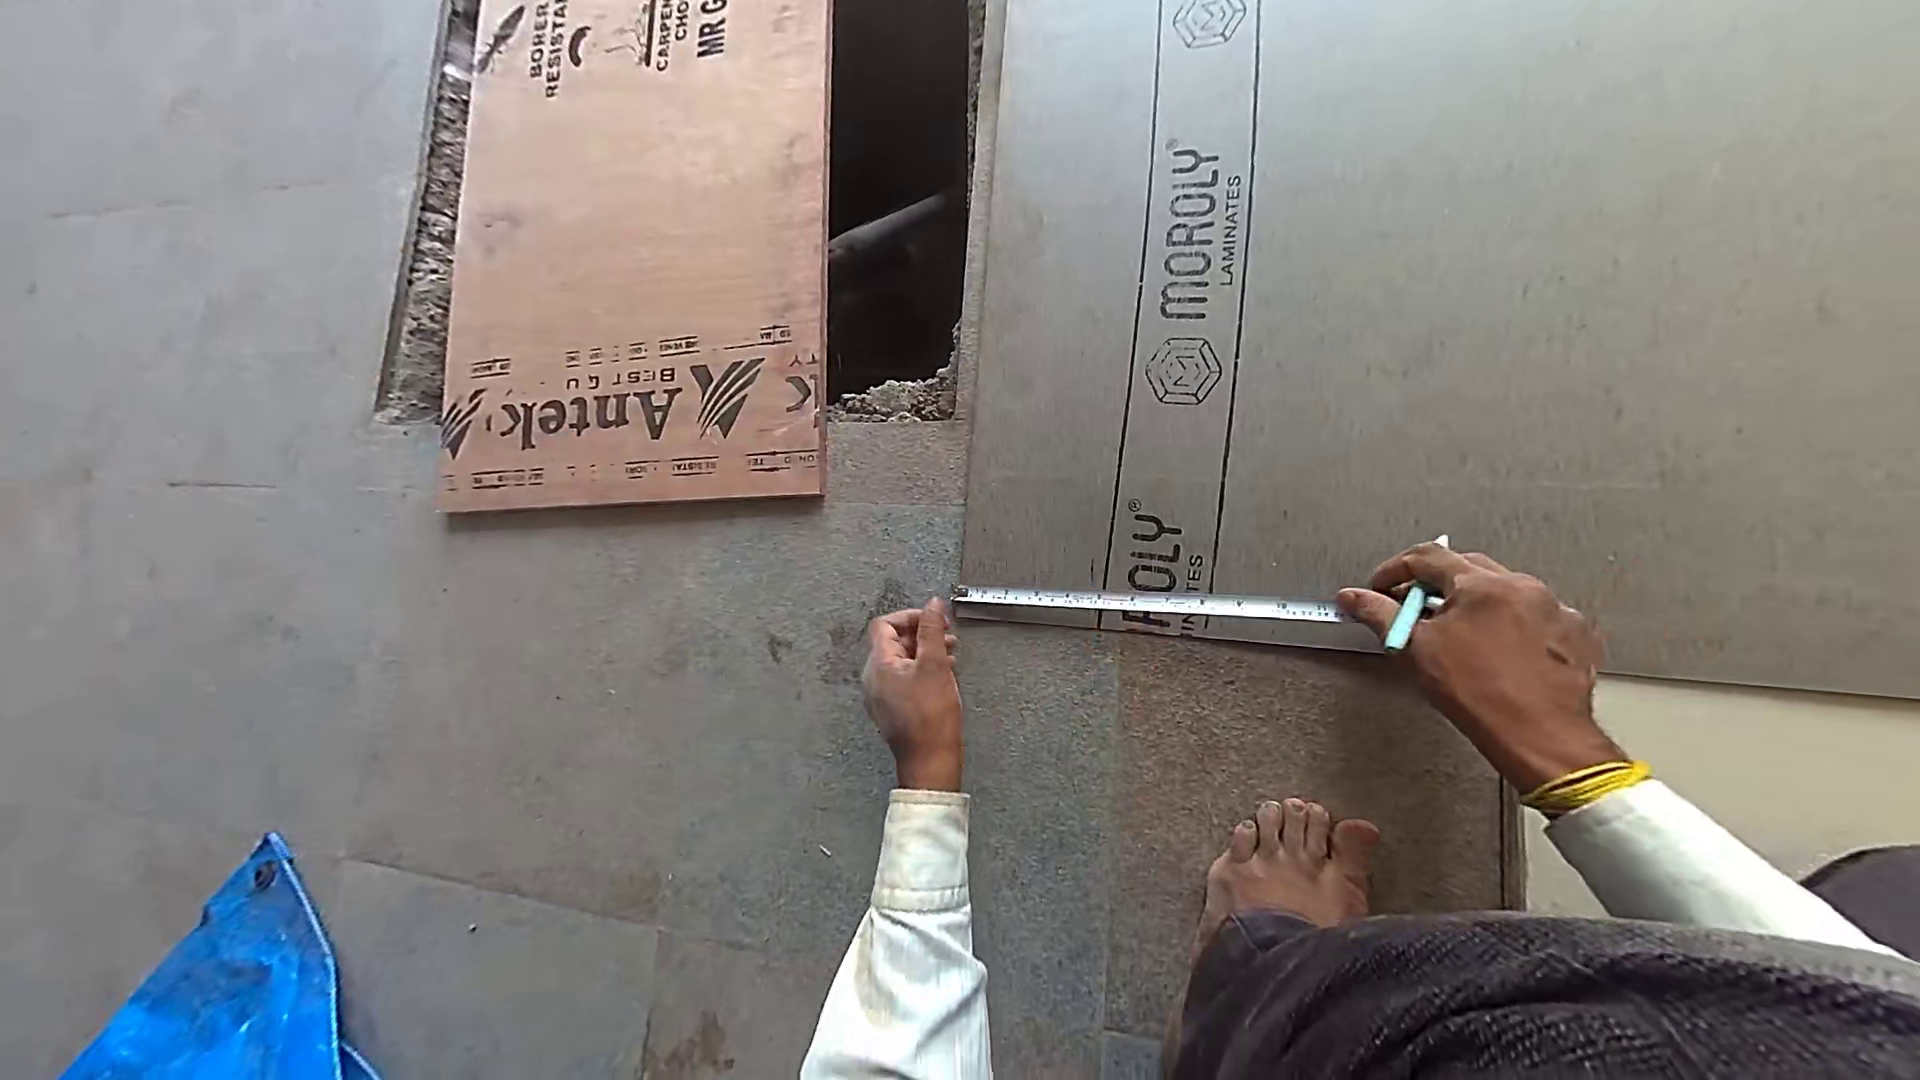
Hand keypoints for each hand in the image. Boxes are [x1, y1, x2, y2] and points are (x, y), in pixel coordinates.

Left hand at [862, 597, 963, 791]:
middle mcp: (874, 679)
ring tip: (949, 653)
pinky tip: (943, 674)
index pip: (885, 625)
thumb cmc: (931, 719)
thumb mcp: (935, 665)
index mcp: (879, 665)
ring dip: (924, 651)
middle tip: (945, 635)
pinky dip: (922, 669)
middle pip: (893, 641)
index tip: (933, 619)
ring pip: (901, 660)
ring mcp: (882, 695)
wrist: (931, 761)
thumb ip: (932, 631)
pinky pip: (904, 678)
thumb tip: (932, 606)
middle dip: (921, 633)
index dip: (910, 616)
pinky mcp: (893, 708)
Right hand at [1337, 544, 1624, 791]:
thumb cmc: (1481, 694)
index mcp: (1482, 585)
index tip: (1381, 587)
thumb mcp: (1411, 647)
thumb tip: (1354, 598)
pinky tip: (1488, 644)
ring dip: (1468, 599)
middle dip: (1430, 582)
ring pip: (1498, 587)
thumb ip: (1378, 613)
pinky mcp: (1572, 633)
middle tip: (1409, 606)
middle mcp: (1523, 588)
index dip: (1393, 570)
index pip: (1426, 557)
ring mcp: (1553, 609)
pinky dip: (1503, 618)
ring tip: (1449, 630)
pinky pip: (1529, 610)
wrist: (1537, 735)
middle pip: (1463, 566)